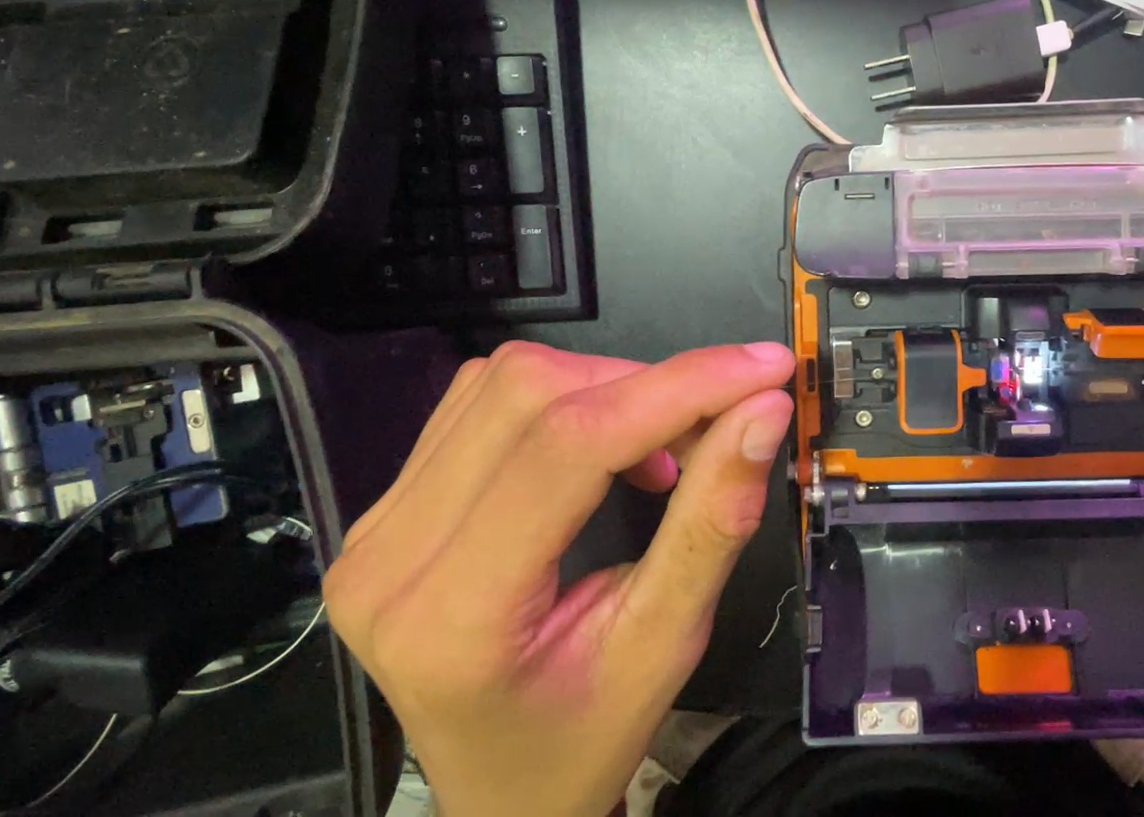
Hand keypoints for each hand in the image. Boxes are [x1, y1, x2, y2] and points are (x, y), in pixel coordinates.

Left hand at [323, 340, 795, 816]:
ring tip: (664, 446)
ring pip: (505, 382)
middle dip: (647, 387)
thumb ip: (712, 521)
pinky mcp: (389, 504)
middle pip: (531, 394)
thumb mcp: (667, 644)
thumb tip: (763, 412)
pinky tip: (606, 445)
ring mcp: (377, 522)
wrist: (498, 795)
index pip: (570, 447)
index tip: (765, 369)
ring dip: (608, 388)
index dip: (677, 389)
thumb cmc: (584, 741)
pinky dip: (567, 398)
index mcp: (454, 612)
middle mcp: (392, 552)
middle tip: (717, 425)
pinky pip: (483, 401)